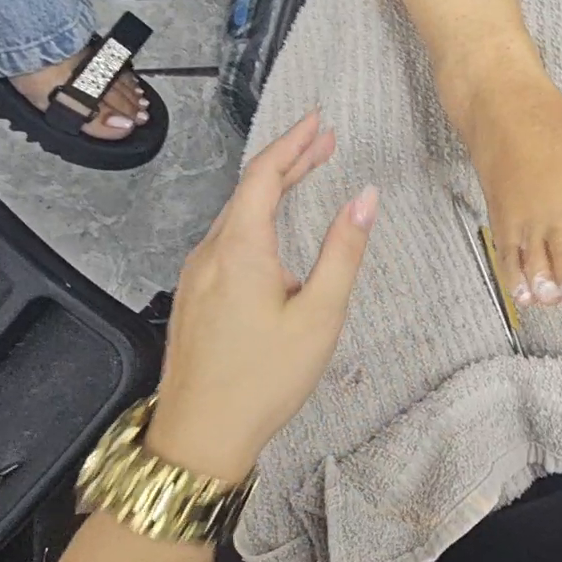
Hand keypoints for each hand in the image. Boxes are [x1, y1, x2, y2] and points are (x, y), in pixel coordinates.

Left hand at [146, 114, 378, 483]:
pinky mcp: (195, 295)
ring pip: (237, 212)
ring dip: (273, 186)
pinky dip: (257, 213)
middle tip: (325, 139)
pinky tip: (274, 223)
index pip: (265, 175)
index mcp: (240, 250)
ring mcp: (197, 275)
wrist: (198, 440)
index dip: (293, 142)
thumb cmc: (264, 379)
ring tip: (308, 170)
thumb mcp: (320, 314)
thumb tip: (366, 198)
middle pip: (249, 188)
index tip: (319, 121)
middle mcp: (211, 253)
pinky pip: (228, 236)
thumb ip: (344, 251)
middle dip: (289, 158)